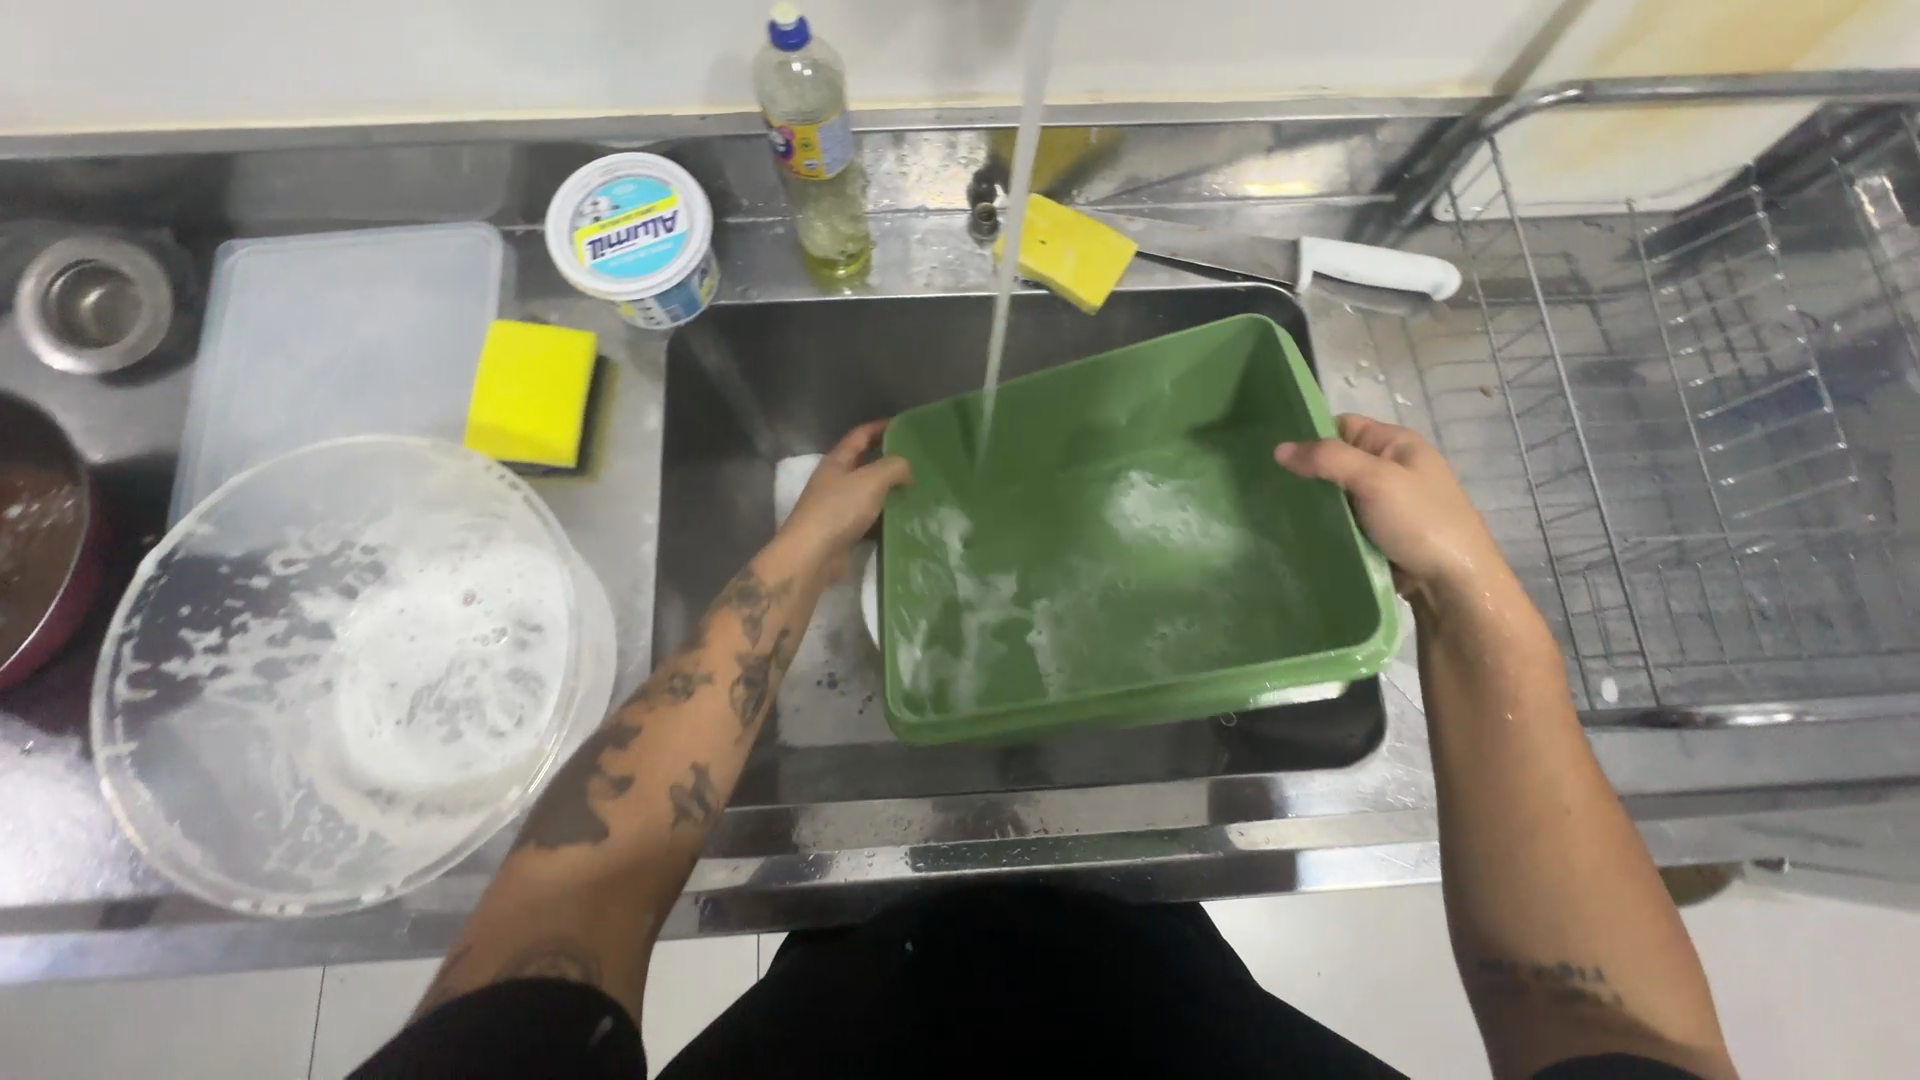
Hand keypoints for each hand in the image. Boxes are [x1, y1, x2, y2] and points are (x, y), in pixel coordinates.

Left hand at [779, 420, 913, 579]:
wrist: (812, 557)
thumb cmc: (838, 510)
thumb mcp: (871, 480)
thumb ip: (894, 467)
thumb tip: (907, 471)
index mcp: (837, 462)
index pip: (860, 436)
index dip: (880, 427)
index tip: (904, 426)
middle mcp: (836, 481)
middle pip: (865, 464)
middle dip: (890, 461)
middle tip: (918, 461)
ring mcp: (839, 508)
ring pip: (870, 493)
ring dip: (891, 491)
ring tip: (918, 490)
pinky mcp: (845, 532)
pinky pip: (871, 519)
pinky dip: (887, 518)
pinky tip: (906, 519)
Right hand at [1275, 414, 1508, 602]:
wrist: (1454, 582)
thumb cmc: (1420, 521)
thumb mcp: (1375, 479)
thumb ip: (1327, 459)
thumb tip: (1278, 449)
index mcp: (1397, 443)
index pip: (1343, 426)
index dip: (1311, 435)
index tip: (1277, 456)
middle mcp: (1391, 468)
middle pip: (1337, 460)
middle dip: (1307, 472)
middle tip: (1270, 486)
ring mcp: (1385, 502)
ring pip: (1336, 493)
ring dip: (1313, 502)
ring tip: (1277, 510)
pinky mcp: (1377, 532)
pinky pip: (1343, 520)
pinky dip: (1325, 524)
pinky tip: (1301, 530)